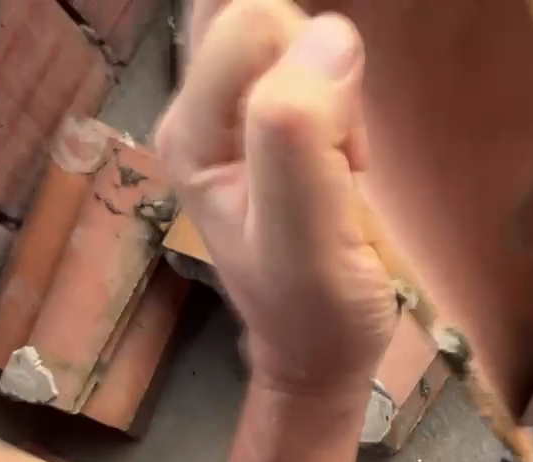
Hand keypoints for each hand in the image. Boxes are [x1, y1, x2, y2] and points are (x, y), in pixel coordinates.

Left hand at [154, 0, 396, 401]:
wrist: (324, 357)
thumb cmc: (320, 314)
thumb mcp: (307, 241)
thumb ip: (300, 136)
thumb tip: (332, 37)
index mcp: (192, 132)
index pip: (252, 24)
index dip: (315, 81)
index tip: (338, 159)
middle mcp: (201, 113)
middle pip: (253, 11)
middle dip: (315, 68)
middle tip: (336, 150)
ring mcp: (232, 120)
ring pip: (276, 29)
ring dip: (327, 81)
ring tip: (338, 156)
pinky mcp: (268, 129)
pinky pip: (299, 62)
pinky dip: (336, 96)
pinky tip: (340, 156)